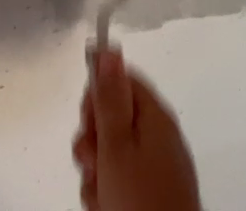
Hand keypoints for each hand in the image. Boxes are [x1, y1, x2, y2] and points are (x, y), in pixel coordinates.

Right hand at [72, 48, 201, 210]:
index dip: (97, 94)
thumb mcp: (115, 143)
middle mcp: (158, 136)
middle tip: (92, 159)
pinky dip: (107, 188)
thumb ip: (109, 96)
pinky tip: (106, 203)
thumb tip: (109, 49)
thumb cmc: (138, 195)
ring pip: (111, 151)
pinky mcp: (153, 191)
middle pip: (113, 116)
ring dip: (95, 169)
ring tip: (100, 189)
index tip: (87, 117)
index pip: (120, 79)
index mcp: (154, 115)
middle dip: (92, 137)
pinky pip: (120, 177)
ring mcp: (157, 165)